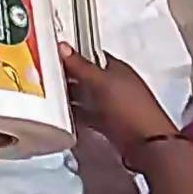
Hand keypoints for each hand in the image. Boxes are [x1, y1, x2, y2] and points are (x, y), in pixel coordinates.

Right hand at [57, 43, 177, 169]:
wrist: (149, 148)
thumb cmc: (127, 108)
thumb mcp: (101, 83)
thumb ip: (80, 65)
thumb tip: (61, 45)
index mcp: (116, 68)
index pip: (90, 54)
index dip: (71, 53)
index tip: (50, 53)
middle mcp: (115, 84)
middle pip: (86, 76)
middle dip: (67, 75)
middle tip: (43, 74)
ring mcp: (113, 105)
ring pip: (86, 96)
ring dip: (69, 95)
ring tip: (47, 94)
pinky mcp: (110, 124)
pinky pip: (88, 114)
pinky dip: (76, 113)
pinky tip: (60, 115)